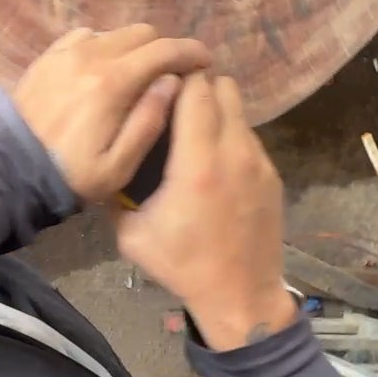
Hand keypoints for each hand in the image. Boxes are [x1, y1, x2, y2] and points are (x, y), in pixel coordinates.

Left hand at [10, 25, 211, 201]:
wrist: (6, 171)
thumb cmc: (67, 177)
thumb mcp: (117, 167)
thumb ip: (148, 123)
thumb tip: (171, 84)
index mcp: (112, 83)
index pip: (164, 51)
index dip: (191, 52)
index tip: (206, 61)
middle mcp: (90, 56)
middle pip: (141, 33)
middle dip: (164, 49)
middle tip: (171, 74)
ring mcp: (64, 54)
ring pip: (114, 33)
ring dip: (134, 48)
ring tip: (138, 74)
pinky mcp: (47, 58)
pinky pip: (84, 37)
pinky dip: (103, 46)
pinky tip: (102, 69)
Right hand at [113, 75, 298, 351]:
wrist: (240, 295)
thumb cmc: (183, 266)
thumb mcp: (133, 237)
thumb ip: (117, 198)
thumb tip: (106, 169)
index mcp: (197, 164)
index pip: (195, 91)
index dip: (176, 80)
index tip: (157, 87)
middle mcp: (233, 153)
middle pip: (223, 88)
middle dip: (198, 87)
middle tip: (173, 103)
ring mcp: (258, 162)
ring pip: (239, 111)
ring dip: (216, 111)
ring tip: (192, 132)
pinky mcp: (272, 175)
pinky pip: (248, 137)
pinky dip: (230, 136)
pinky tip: (213, 162)